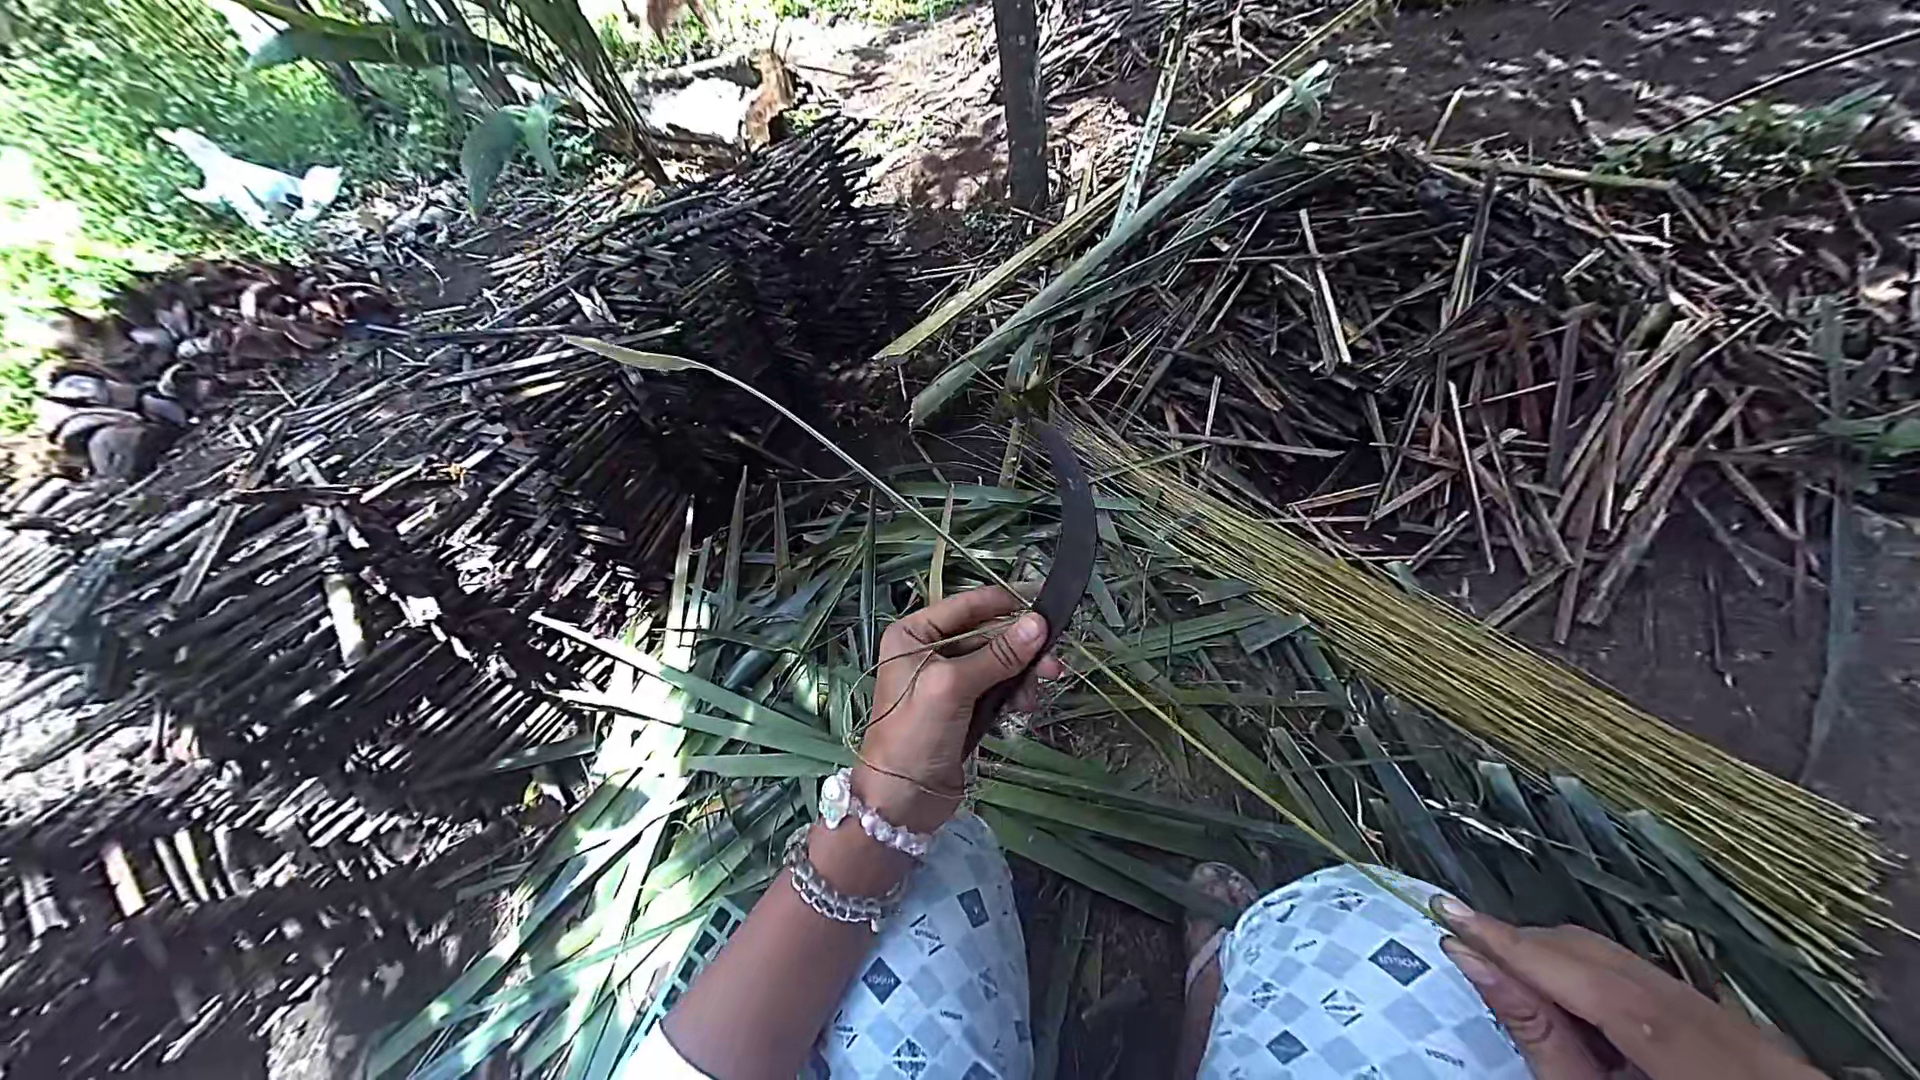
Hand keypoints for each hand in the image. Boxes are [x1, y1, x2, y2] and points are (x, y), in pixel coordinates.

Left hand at [856, 586, 1062, 832]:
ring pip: (998, 662)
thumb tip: (1039, 623)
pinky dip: (1014, 692)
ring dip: (1022, 674)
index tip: (1044, 601)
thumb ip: (997, 654)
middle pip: (987, 635)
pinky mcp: (964, 706)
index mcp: (914, 634)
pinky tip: (1024, 706)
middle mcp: (930, 650)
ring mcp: (947, 679)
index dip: (1005, 603)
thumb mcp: (953, 686)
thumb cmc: (916, 734)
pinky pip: (998, 686)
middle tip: (1054, 664)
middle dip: (1021, 648)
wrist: (901, 802)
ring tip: (1036, 694)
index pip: (966, 606)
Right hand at [1432, 896, 1821, 1079]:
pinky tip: (1560, 993)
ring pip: (1626, 964)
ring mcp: (1752, 1036)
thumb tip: (1469, 956)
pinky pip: (1649, 981)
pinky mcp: (1736, 1030)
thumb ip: (1537, 1032)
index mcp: (1719, 1072)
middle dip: (1533, 949)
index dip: (1522, 949)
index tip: (1454, 916)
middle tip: (1469, 941)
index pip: (1606, 988)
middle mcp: (1752, 1048)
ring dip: (1557, 961)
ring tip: (1507, 969)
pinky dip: (1592, 977)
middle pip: (1612, 965)